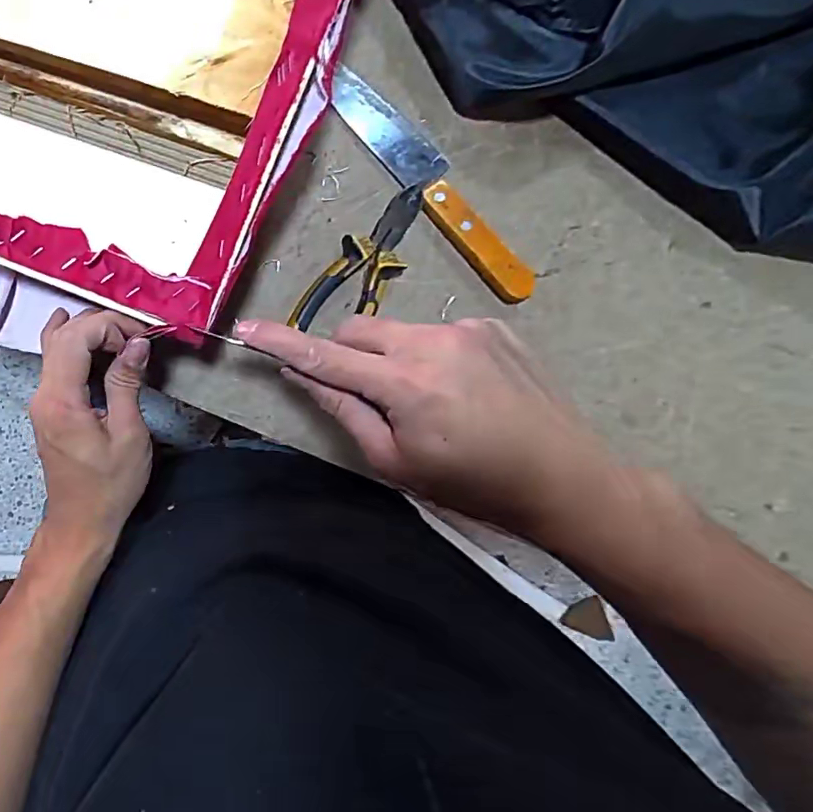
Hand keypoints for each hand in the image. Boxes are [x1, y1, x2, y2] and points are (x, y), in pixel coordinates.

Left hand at [28, 308, 153, 554]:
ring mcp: (41, 400)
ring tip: (122, 336)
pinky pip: (56, 362)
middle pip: (62, 334)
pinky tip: (94, 342)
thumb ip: (127, 383)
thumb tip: (137, 343)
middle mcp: (42, 394)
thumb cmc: (108, 487)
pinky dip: (77, 346)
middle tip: (137, 337)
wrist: (80, 521)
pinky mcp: (47, 406)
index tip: (141, 338)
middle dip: (101, 324)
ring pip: (55, 344)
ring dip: (88, 331)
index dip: (109, 325)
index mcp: (60, 400)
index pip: (75, 336)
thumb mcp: (128, 435)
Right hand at [236, 316, 626, 538]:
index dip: (281, 343)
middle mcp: (433, 343)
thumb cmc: (472, 484)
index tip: (247, 328)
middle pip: (356, 330)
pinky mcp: (492, 327)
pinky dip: (425, 354)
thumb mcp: (394, 462)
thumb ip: (344, 410)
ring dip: (387, 357)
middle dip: (343, 354)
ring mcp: (466, 329)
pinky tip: (456, 388)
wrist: (565, 478)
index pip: (325, 355)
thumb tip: (303, 375)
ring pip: (394, 330)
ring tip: (421, 399)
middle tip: (361, 396)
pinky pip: (433, 331)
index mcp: (406, 384)